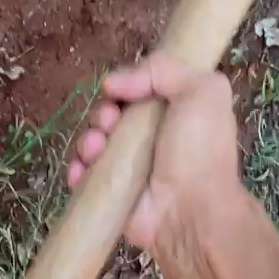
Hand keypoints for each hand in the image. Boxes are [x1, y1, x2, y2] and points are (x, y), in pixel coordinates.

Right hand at [66, 53, 245, 250]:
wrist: (189, 209)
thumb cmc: (200, 150)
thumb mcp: (202, 90)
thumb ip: (164, 69)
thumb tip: (112, 81)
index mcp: (172, 114)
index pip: (136, 92)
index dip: (123, 87)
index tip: (119, 92)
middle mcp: (148, 140)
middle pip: (109, 117)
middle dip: (102, 114)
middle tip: (109, 123)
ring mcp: (127, 169)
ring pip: (92, 145)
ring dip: (87, 141)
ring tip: (95, 149)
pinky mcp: (109, 194)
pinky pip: (83, 177)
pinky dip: (77, 170)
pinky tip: (81, 170)